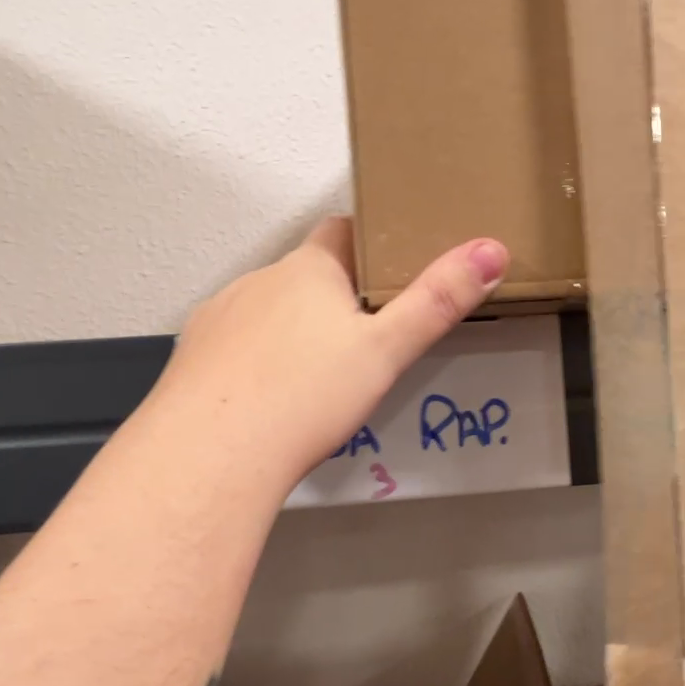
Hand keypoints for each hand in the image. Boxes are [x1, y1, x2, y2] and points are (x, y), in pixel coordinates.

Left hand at [148, 216, 508, 491]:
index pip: (342, 230)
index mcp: (309, 269)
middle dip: (336, 293)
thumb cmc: (307, 395)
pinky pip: (235, 344)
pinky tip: (271, 394)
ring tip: (320, 372)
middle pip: (306, 272)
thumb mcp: (387, 351)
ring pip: (268, 308)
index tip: (394, 265)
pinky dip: (257, 357)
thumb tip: (491, 249)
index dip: (370, 241)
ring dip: (294, 325)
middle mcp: (259, 280)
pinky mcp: (193, 357)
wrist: (212, 455)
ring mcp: (219, 317)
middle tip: (370, 332)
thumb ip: (438, 301)